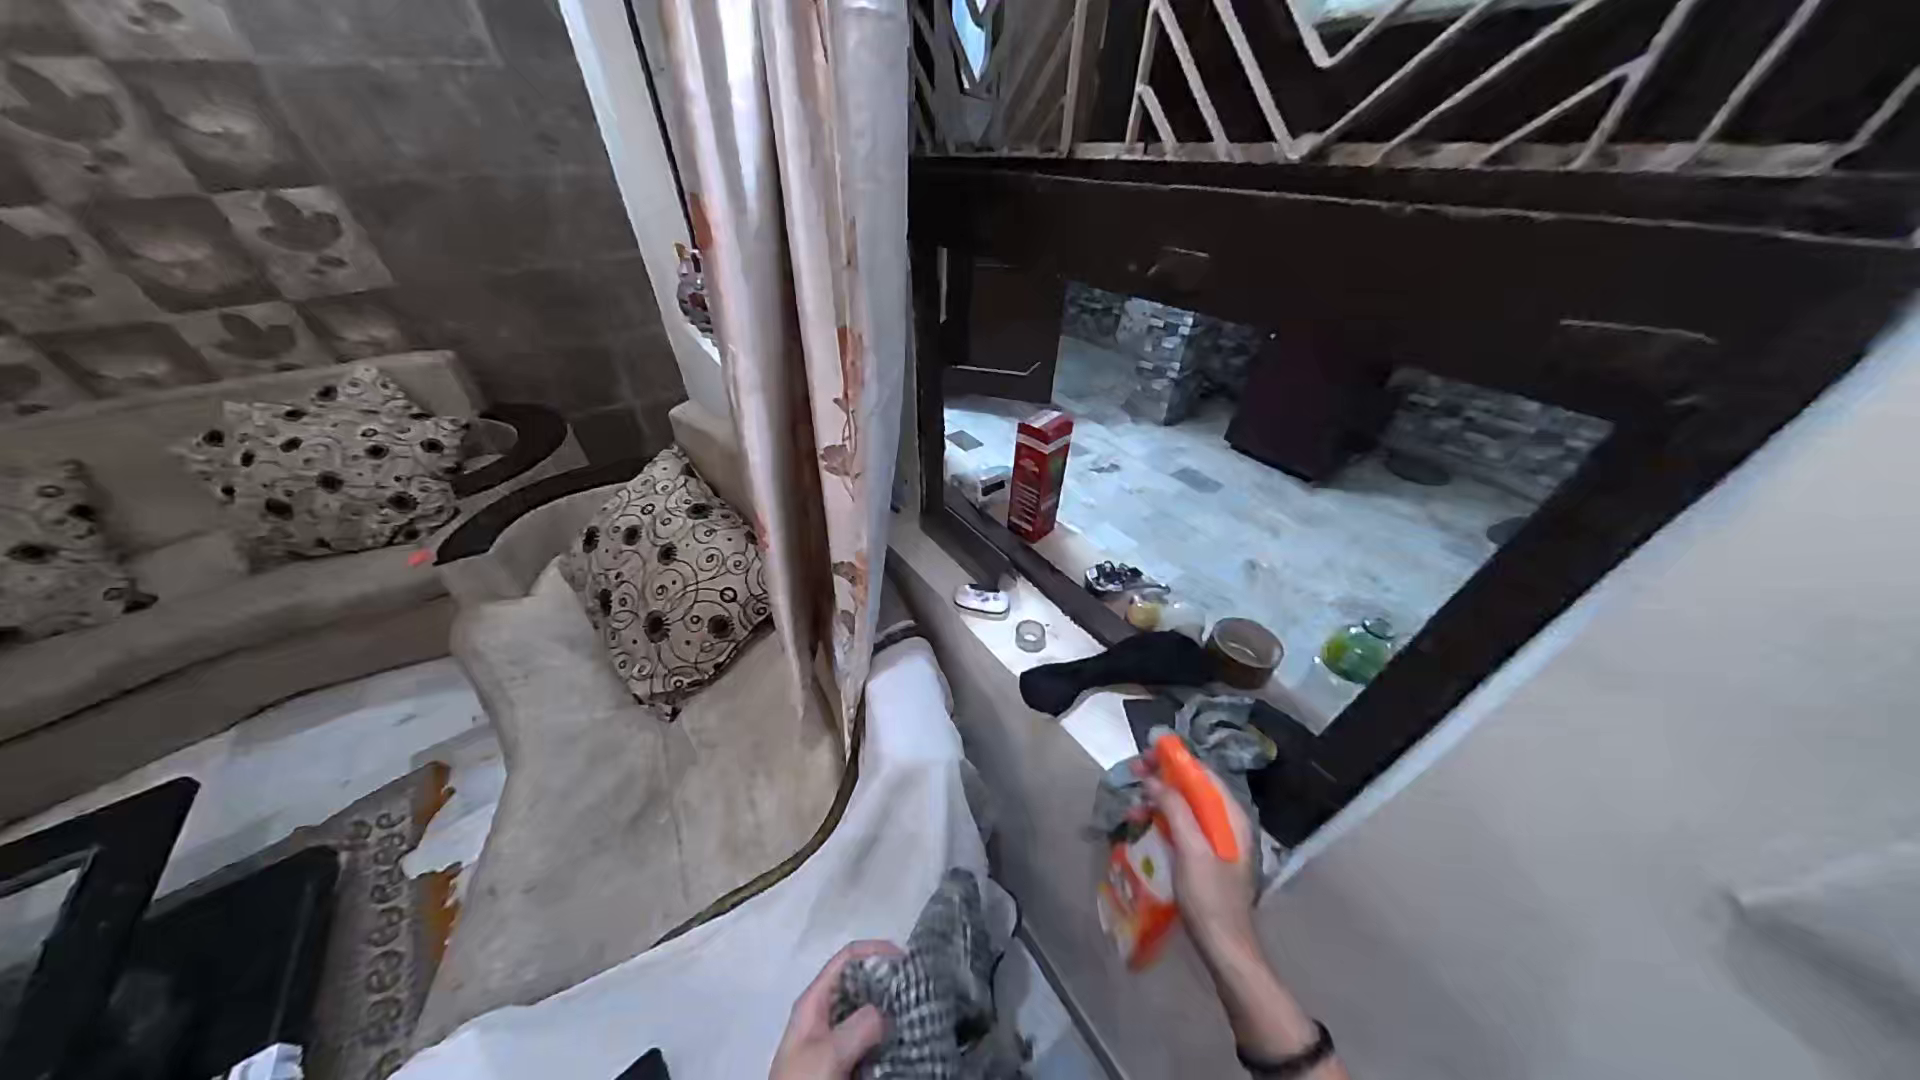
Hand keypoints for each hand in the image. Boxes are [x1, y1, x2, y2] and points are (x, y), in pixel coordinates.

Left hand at [769, 940, 901, 1079]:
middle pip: (859, 983)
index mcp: (814, 1002)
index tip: (906, 960)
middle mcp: (824, 1015)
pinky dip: (886, 1038)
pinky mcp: (842, 1065)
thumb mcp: (828, 1053)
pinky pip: (869, 1041)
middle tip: (915, 988)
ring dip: (889, 1011)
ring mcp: (832, 1041)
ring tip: (915, 1012)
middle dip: (887, 982)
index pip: (847, 958)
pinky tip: (903, 1041)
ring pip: (866, 1013)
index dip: (876, 950)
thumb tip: (886, 1013)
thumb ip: (859, 1025)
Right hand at [1142, 759, 1258, 958]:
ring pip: (1185, 808)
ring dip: (1159, 801)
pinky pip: (1183, 827)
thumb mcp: (1191, 850)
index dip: (1175, 761)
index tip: (1146, 757)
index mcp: (1231, 817)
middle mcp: (1227, 824)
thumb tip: (1155, 779)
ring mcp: (1217, 842)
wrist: (1224, 948)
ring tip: (1133, 806)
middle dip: (1163, 780)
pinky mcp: (1205, 858)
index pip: (1203, 774)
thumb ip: (1176, 810)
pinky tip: (1144, 826)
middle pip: (1193, 789)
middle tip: (1134, 778)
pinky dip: (1163, 820)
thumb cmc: (1210, 897)